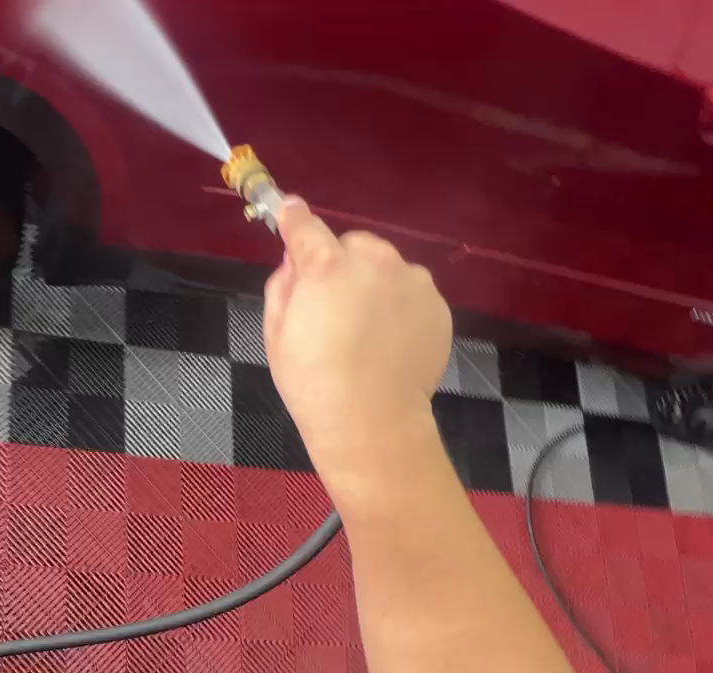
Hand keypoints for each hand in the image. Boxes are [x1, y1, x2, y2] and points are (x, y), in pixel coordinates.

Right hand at [263, 197, 452, 469]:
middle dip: (339, 265)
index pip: (305, 227)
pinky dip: (397, 309)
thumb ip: (282, 287)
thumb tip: (294, 262)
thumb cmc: (311, 382)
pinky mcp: (437, 305)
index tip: (288, 211)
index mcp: (326, 268)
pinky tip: (386, 344)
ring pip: (385, 268)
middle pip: (352, 245)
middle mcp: (374, 262)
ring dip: (372, 285)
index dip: (293, 219)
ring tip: (363, 332)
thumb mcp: (275, 336)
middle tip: (329, 307)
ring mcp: (412, 282)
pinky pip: (410, 294)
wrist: (370, 420)